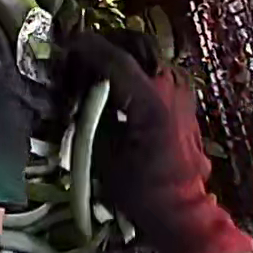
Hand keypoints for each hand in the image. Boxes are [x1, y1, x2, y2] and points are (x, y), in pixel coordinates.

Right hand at [70, 32, 252, 252]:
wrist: (183, 210)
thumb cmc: (140, 189)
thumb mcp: (105, 153)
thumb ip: (93, 113)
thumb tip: (81, 86)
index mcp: (149, 100)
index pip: (115, 58)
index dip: (88, 47)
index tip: (67, 42)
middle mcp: (170, 85)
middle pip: (136, 43)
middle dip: (107, 42)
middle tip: (82, 52)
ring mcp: (182, 88)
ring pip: (149, 51)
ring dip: (123, 52)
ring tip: (99, 65)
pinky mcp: (185, 95)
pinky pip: (158, 66)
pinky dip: (138, 65)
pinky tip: (120, 80)